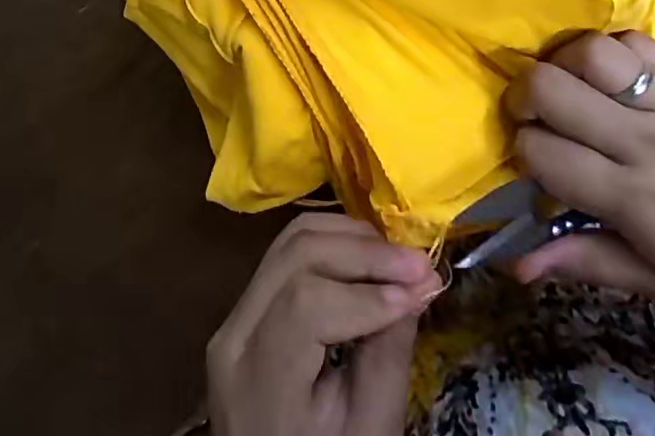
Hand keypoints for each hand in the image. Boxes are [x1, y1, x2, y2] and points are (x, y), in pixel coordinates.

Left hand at [208, 213, 438, 435]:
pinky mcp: (247, 304)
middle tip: (418, 264)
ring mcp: (235, 313)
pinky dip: (334, 242)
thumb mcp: (368, 426)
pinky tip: (369, 258)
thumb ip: (389, 352)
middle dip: (366, 251)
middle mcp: (234, 332)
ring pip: (292, 239)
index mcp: (257, 378)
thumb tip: (420, 281)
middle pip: (298, 255)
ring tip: (397, 259)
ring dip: (351, 238)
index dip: (367, 291)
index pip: (306, 302)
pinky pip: (288, 251)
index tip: (419, 292)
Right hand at [505, 31, 654, 332]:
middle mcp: (650, 142)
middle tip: (531, 116)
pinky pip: (640, 42)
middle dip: (524, 98)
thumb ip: (584, 262)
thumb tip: (515, 264)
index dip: (522, 153)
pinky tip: (610, 74)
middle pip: (554, 89)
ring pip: (593, 52)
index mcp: (638, 199)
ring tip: (566, 85)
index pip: (544, 153)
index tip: (533, 164)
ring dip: (563, 63)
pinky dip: (612, 49)